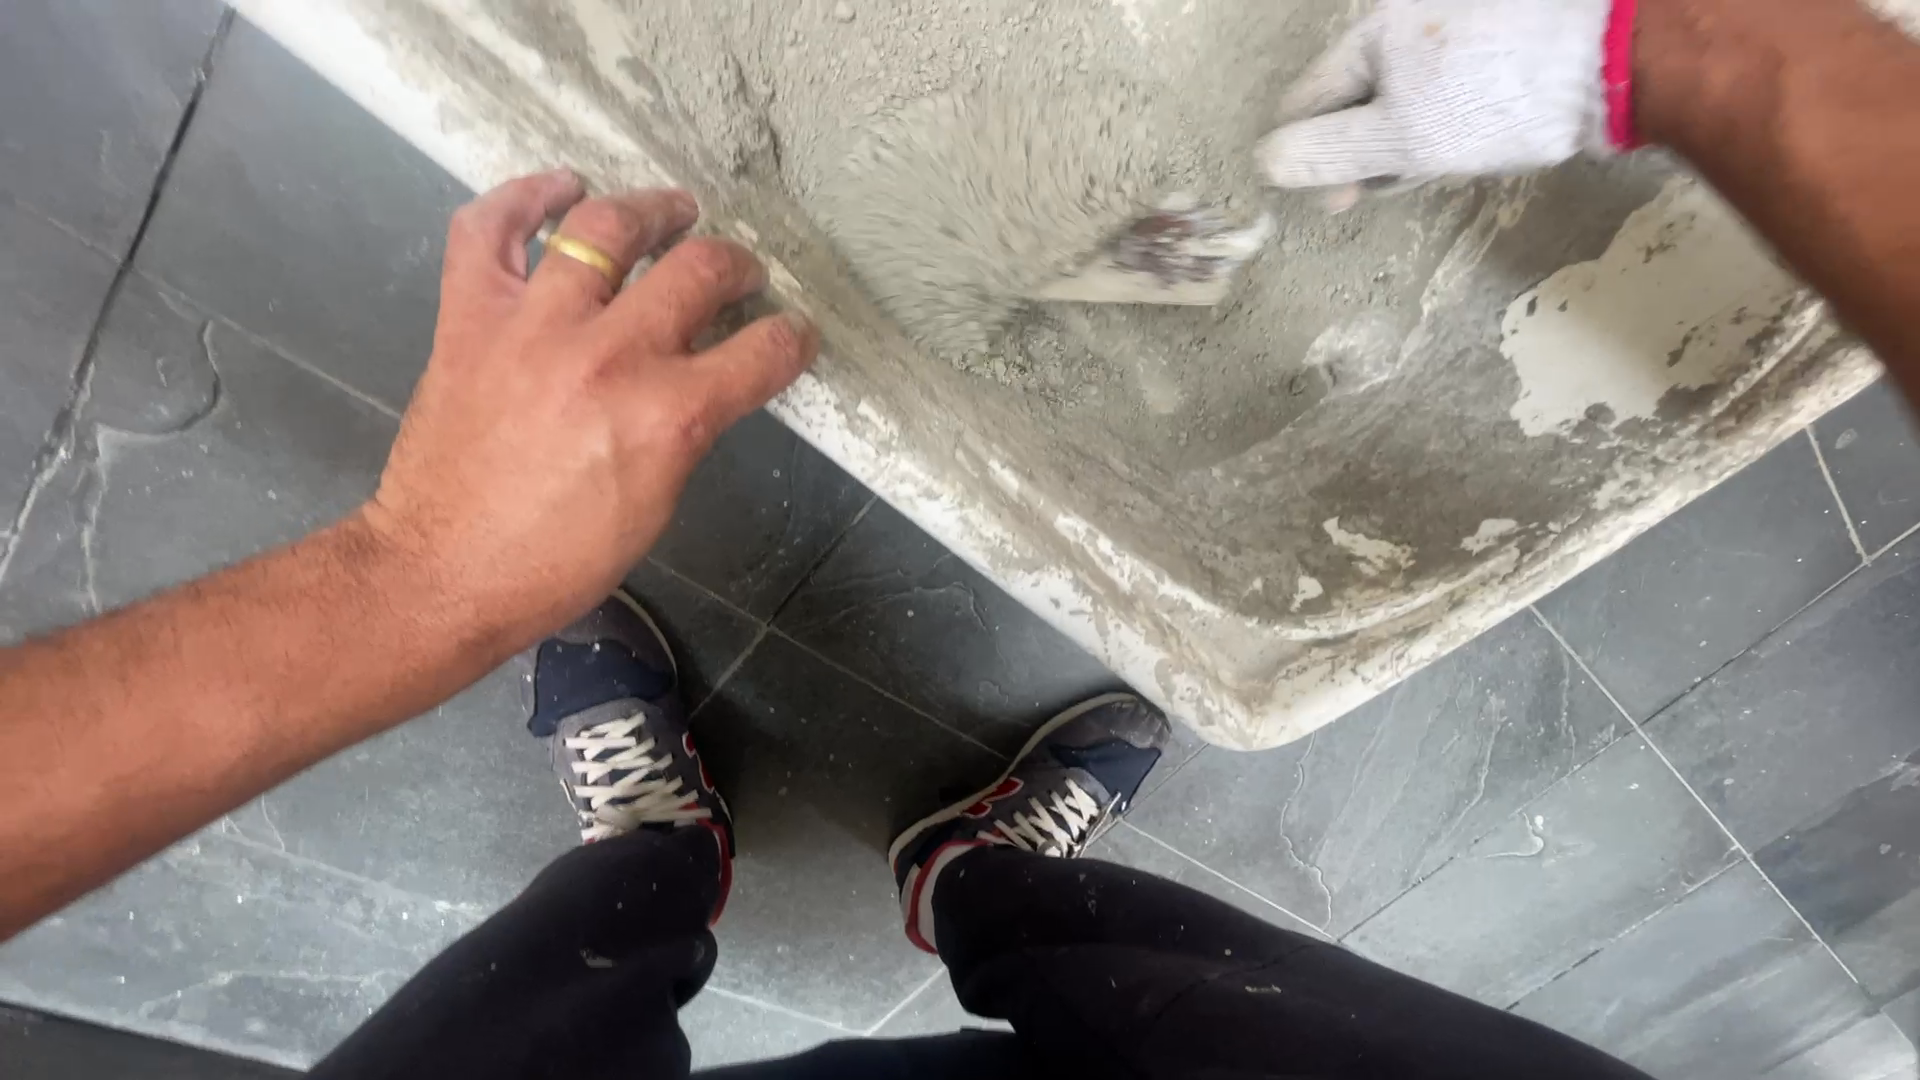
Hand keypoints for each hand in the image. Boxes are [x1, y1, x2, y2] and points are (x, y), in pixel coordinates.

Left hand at [360, 170, 818, 648]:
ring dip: (654, 211)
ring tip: (674, 210)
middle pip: (698, 274)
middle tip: (743, 274)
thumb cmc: (567, 558)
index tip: (797, 334)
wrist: (447, 572)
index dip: (793, 339)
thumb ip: (689, 427)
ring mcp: (534, 325)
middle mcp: (610, 354)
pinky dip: (526, 196)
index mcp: (670, 415)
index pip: (761, 353)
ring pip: (605, 229)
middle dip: (738, 267)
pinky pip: (491, 230)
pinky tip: (561, 187)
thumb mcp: (660, 499)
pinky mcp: (472, 318)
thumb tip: (704, 381)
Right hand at [1258, 0, 1623, 189]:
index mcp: (1374, 33)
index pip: (1306, 102)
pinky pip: (1440, 91)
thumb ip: (1322, 153)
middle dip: (1360, 152)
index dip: (1305, 153)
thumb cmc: (1496, 99)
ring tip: (1439, 161)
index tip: (1335, 194)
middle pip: (1352, 102)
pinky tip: (1467, 140)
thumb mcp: (1396, 139)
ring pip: (1398, 101)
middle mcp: (1408, 19)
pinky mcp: (1495, 38)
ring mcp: (1455, 26)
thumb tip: (1265, 161)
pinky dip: (1440, 123)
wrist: (1627, 53)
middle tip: (1386, 184)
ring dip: (1402, 142)